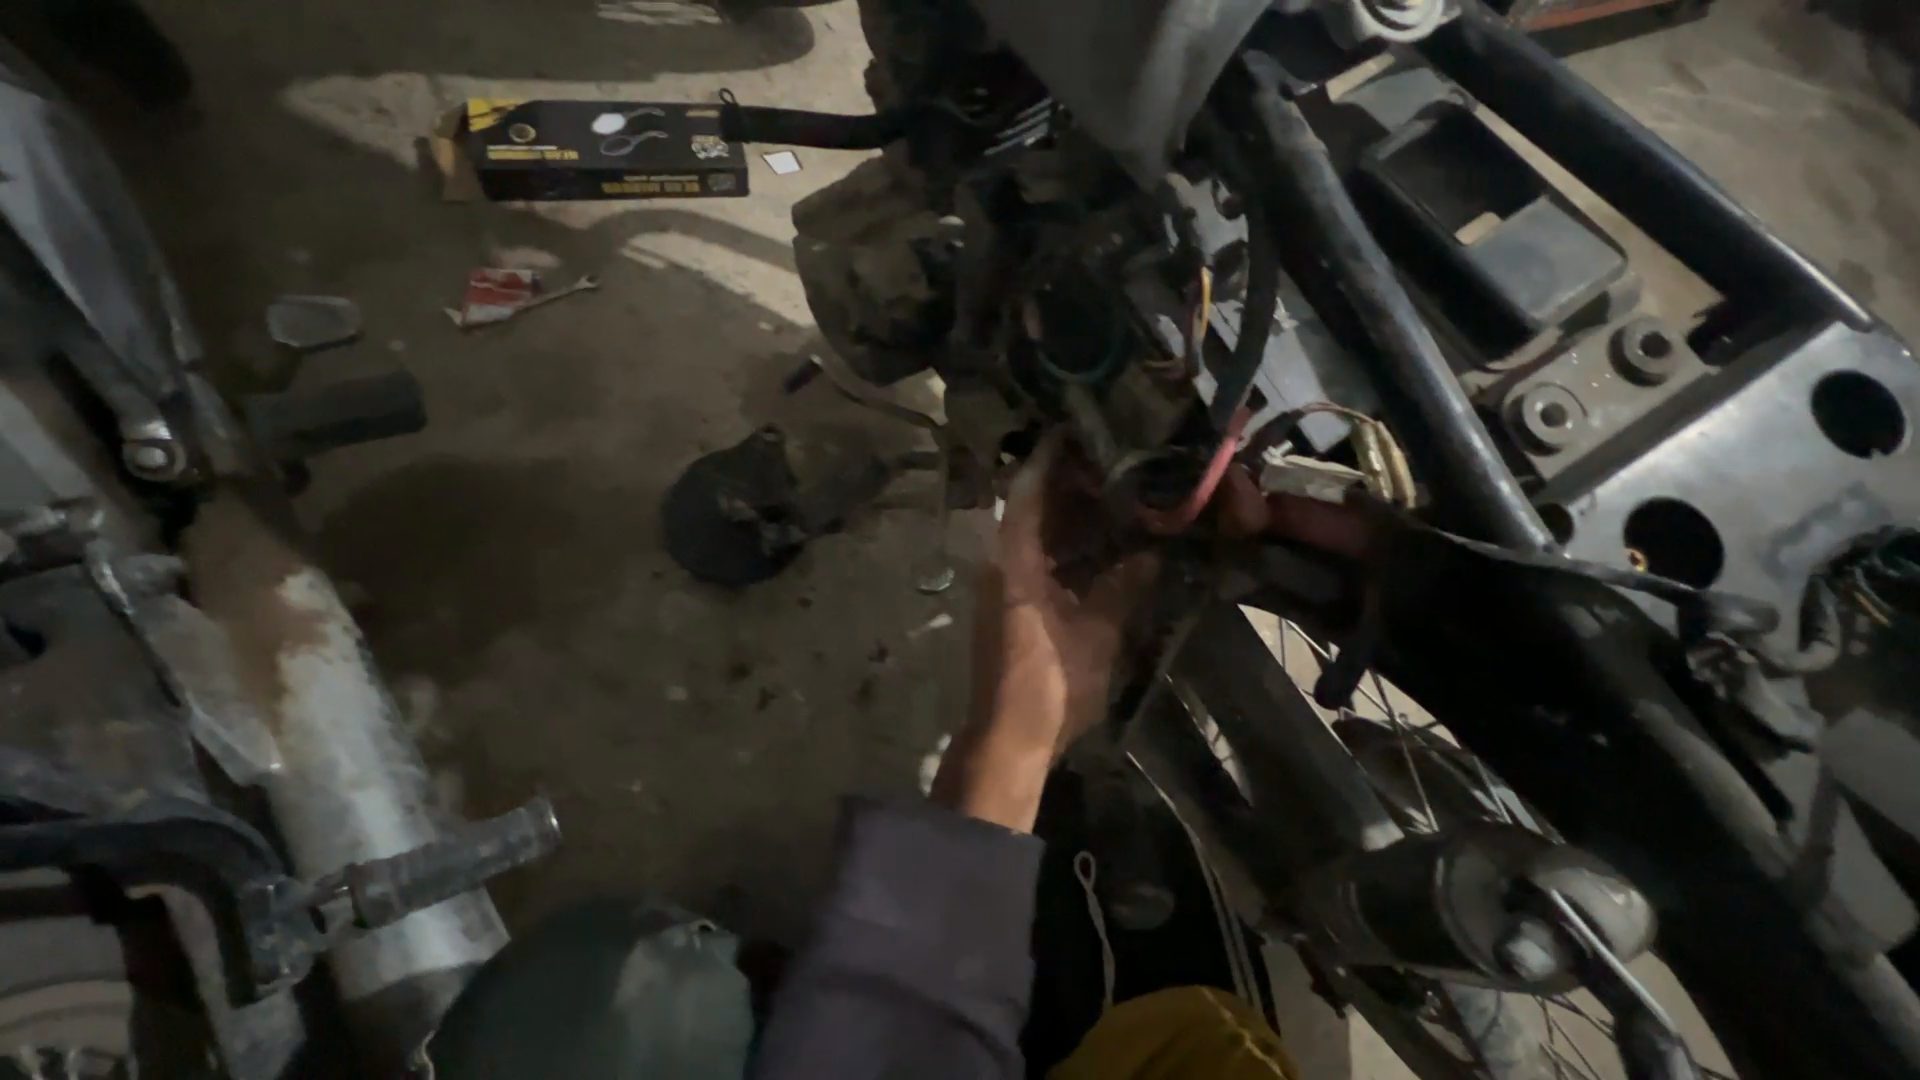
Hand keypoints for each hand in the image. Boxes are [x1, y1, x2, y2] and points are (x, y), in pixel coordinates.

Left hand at [932, 438, 1158, 830]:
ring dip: (1074, 515)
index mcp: (1014, 560)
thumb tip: (1153, 553)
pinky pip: (1043, 561)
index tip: (1083, 427)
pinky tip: (1108, 543)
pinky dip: (1072, 548)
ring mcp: (1006, 584)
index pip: (1028, 489)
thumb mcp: (1096, 634)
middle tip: (1119, 460)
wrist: (1009, 737)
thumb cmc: (1050, 684)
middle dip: (1072, 483)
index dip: (1052, 455)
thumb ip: (1123, 588)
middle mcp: (1003, 562)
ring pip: (1040, 535)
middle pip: (1034, 507)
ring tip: (1121, 492)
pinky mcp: (1015, 605)